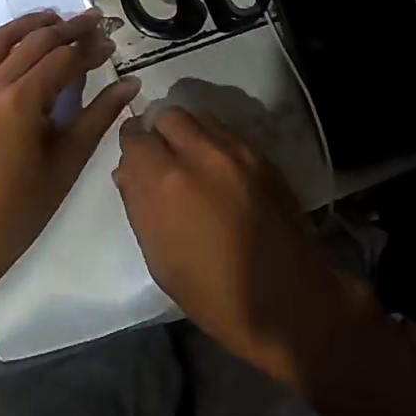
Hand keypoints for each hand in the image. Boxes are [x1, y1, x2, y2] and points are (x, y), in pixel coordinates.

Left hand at [0, 9, 140, 287]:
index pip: (63, 59)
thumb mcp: (69, 159)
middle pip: (34, 41)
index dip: (90, 48)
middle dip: (67, 27)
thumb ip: (100, 115)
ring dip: (27, 25)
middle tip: (93, 21)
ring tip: (53, 18)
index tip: (111, 45)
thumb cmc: (24, 204)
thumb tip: (132, 83)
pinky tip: (7, 42)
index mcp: (21, 101)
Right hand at [113, 106, 367, 385]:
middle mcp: (201, 154)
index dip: (131, 145)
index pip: (136, 137)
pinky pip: (228, 132)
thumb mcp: (159, 258)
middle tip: (161, 157)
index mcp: (167, 182)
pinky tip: (219, 169)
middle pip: (169, 115)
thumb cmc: (212, 293)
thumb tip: (128, 171)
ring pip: (200, 117)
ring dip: (188, 131)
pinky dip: (215, 141)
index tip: (134, 157)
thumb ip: (139, 204)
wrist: (286, 300)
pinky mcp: (263, 156)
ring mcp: (236, 151)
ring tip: (190, 159)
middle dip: (159, 131)